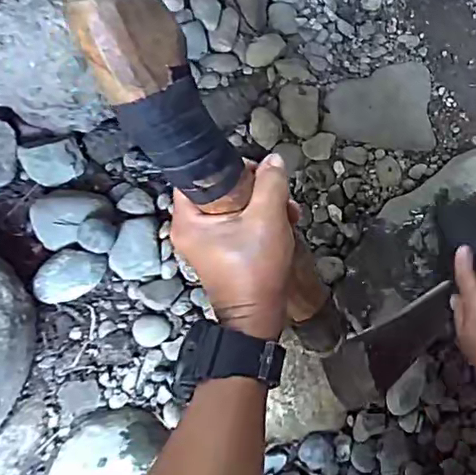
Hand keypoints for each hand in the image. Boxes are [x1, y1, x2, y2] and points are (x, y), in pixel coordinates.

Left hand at [170, 154, 301, 340]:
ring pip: (238, 205)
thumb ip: (271, 184)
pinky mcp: (223, 249)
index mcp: (189, 219)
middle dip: (258, 190)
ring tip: (286, 215)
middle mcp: (192, 228)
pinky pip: (242, 222)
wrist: (259, 313)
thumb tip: (273, 161)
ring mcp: (208, 240)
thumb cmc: (255, 271)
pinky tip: (283, 226)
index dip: (232, 168)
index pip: (202, 175)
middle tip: (278, 199)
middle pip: (224, 189)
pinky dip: (263, 220)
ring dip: (266, 205)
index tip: (257, 175)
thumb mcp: (268, 218)